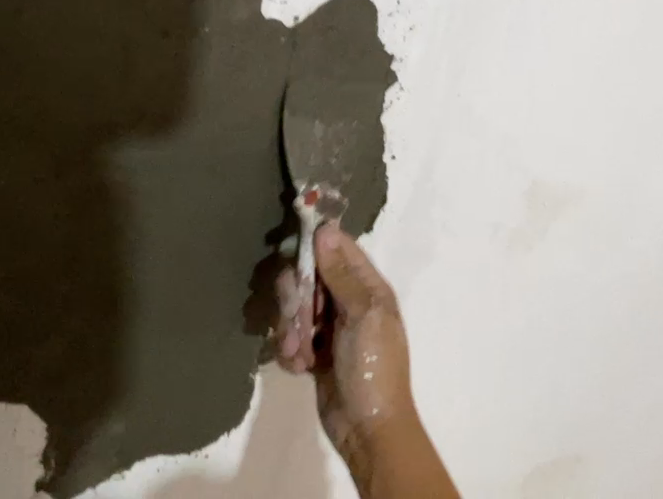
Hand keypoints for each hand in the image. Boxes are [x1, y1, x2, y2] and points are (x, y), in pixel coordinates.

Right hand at [273, 222, 414, 456]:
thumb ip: (341, 274)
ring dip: (289, 328)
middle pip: (307, 274)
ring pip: (293, 305)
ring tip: (298, 353)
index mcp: (367, 287)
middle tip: (297, 321)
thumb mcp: (362, 317)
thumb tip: (324, 230)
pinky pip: (289, 334)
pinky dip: (290, 350)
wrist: (367, 432)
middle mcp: (347, 300)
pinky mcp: (313, 349)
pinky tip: (299, 367)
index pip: (337, 247)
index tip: (293, 251)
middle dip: (294, 297)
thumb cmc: (373, 369)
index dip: (314, 244)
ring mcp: (328, 326)